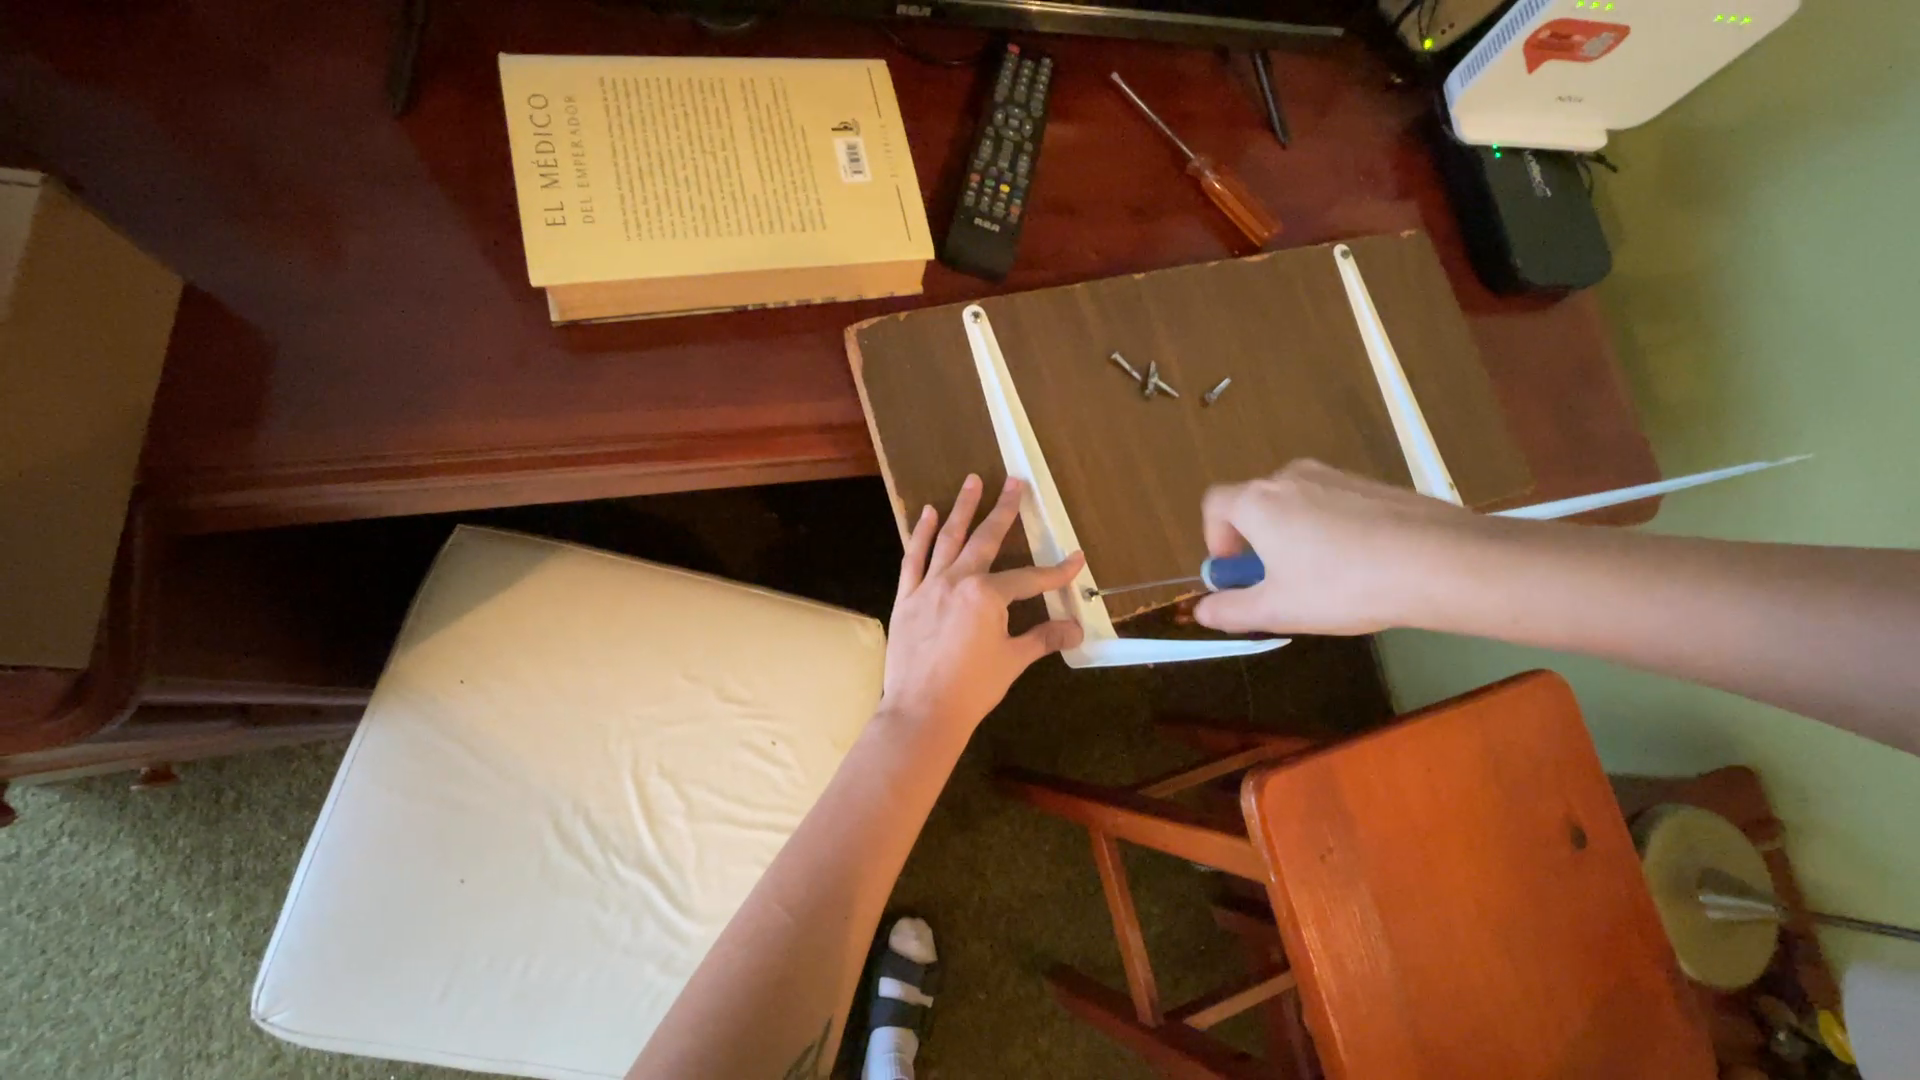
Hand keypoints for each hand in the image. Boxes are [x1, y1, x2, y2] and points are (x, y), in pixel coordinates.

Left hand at [881, 474, 1084, 736]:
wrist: (921, 712)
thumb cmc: (972, 688)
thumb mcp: (1013, 661)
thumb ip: (1043, 638)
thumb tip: (1076, 629)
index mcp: (987, 595)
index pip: (1030, 577)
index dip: (1056, 571)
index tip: (1076, 559)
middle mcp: (957, 580)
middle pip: (986, 538)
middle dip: (1004, 509)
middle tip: (1015, 481)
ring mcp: (928, 586)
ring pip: (949, 538)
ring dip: (963, 508)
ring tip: (973, 481)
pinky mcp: (906, 597)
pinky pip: (913, 558)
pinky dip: (921, 534)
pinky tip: (929, 513)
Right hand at [1193, 459, 1478, 635]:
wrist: (1440, 562)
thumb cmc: (1342, 586)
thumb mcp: (1278, 610)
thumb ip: (1231, 610)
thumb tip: (1202, 611)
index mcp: (1258, 502)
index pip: (1214, 505)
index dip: (1214, 538)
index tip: (1234, 571)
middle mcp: (1290, 477)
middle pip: (1255, 503)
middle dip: (1255, 540)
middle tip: (1276, 581)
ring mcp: (1335, 475)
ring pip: (1296, 504)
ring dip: (1293, 534)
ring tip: (1322, 576)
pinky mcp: (1372, 483)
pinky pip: (1333, 503)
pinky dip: (1331, 528)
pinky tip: (1359, 564)